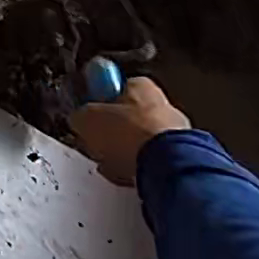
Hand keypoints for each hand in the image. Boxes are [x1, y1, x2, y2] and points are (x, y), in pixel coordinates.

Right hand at [70, 77, 192, 187]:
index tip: (85, 109)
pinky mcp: (180, 160)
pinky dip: (135, 168)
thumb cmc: (132, 134)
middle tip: (95, 140)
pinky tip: (125, 174)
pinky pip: (148, 162)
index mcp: (141, 85)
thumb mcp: (86, 118)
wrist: (166, 168)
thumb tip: (78, 119)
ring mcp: (174, 133)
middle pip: (125, 116)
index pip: (112, 85)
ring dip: (120, 152)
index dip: (95, 99)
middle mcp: (162, 104)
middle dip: (109, 131)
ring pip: (136, 141)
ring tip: (110, 161)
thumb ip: (79, 114)